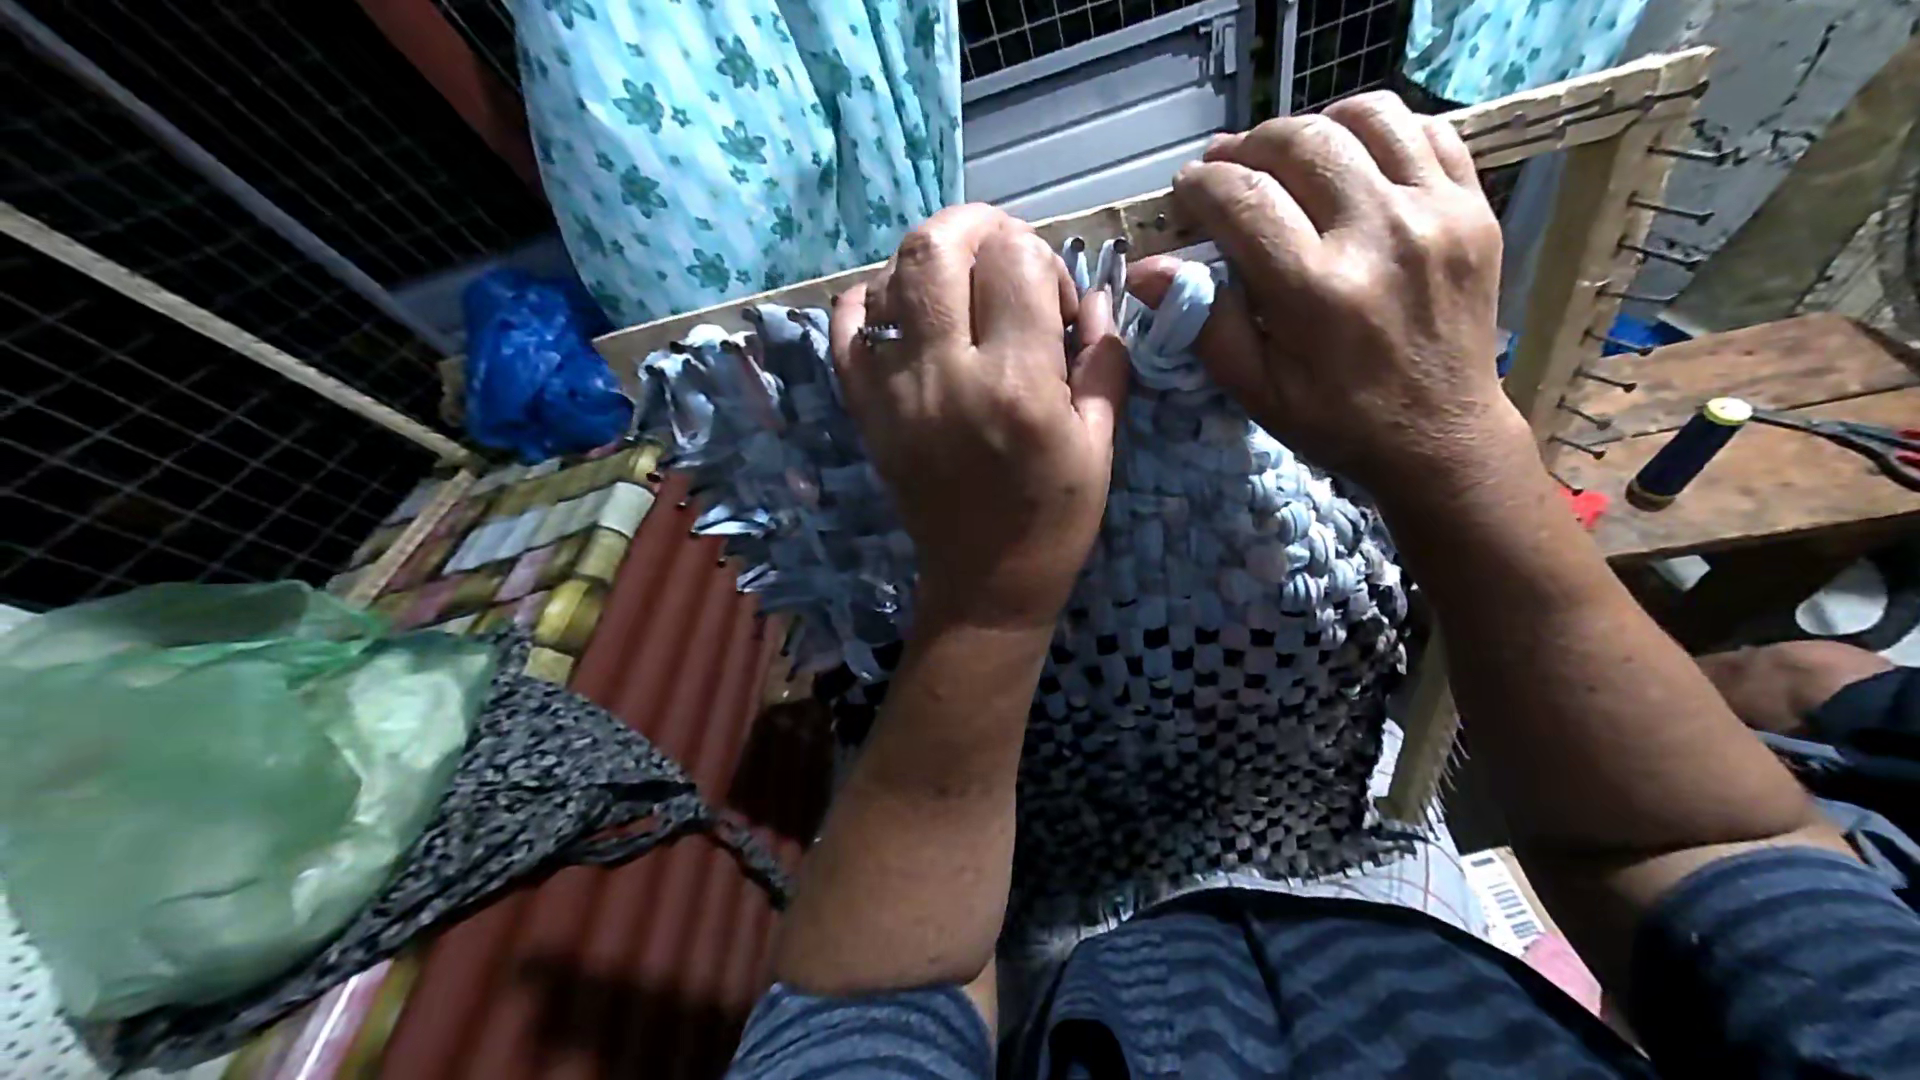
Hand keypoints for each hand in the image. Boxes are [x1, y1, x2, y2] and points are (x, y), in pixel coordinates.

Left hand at [830, 205, 1131, 630]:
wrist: (984, 582)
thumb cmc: (1055, 518)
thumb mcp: (1100, 441)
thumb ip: (1103, 357)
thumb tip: (1093, 296)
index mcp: (1018, 385)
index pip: (1015, 258)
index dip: (1041, 258)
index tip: (1053, 301)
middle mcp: (946, 376)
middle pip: (937, 246)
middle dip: (977, 228)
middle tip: (1001, 257)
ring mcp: (894, 392)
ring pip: (889, 276)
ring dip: (929, 262)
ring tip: (959, 291)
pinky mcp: (865, 411)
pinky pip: (846, 327)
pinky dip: (872, 299)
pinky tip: (906, 312)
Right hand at [1167, 91, 1522, 505]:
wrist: (1437, 435)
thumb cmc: (1333, 420)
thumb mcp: (1253, 388)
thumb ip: (1202, 323)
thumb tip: (1145, 271)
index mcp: (1316, 291)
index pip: (1243, 200)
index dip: (1201, 187)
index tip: (1184, 194)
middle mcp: (1381, 235)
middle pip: (1299, 144)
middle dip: (1246, 149)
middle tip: (1224, 173)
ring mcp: (1438, 213)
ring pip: (1364, 118)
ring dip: (1309, 128)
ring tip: (1282, 158)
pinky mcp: (1473, 206)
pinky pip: (1423, 131)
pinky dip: (1373, 133)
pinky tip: (1345, 162)